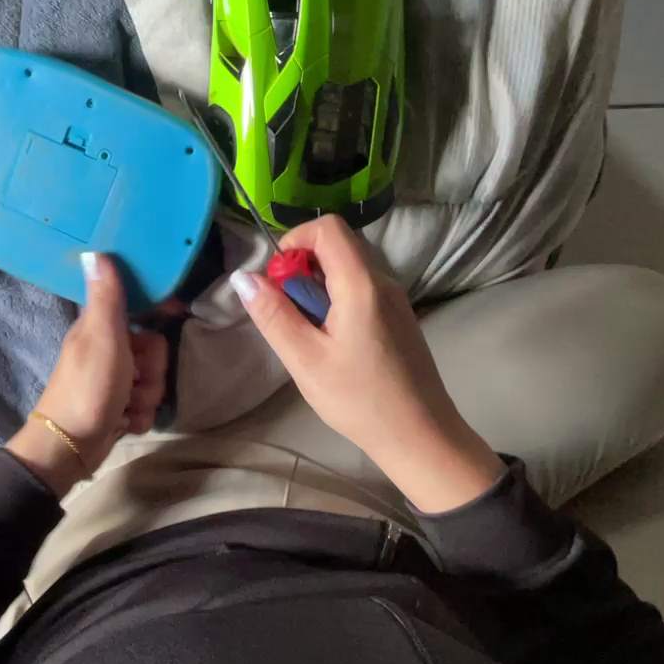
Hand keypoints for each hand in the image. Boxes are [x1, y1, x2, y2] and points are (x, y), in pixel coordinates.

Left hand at [6, 253, 169, 494]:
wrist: (69, 446)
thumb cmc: (87, 388)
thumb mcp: (102, 338)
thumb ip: (106, 298)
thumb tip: (96, 250)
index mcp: (100, 328)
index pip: (139, 306)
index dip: (158, 308)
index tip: (177, 313)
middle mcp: (107, 350)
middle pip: (155, 349)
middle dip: (150, 371)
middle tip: (132, 380)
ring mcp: (113, 381)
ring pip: (153, 381)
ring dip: (144, 397)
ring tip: (124, 405)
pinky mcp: (118, 407)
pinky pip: (145, 407)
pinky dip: (137, 417)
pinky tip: (123, 422)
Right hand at [229, 216, 503, 512]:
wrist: (420, 436)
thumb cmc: (359, 399)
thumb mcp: (304, 359)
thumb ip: (273, 314)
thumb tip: (243, 277)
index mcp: (361, 285)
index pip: (328, 227)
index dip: (295, 240)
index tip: (276, 278)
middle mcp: (383, 282)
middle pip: (336, 248)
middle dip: (300, 270)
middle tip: (287, 315)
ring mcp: (394, 300)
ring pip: (345, 272)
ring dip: (315, 290)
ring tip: (307, 336)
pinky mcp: (397, 318)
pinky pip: (358, 292)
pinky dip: (334, 304)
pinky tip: (330, 345)